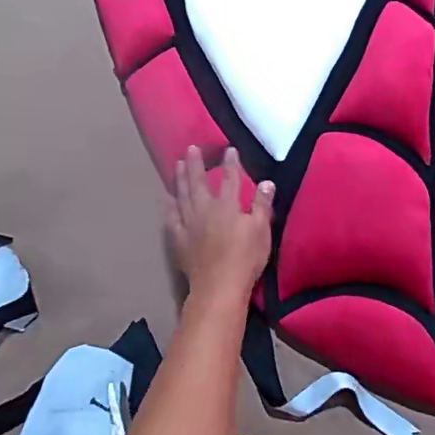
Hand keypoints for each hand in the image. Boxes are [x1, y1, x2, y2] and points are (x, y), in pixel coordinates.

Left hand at [167, 146, 274, 303]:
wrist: (219, 286)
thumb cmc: (245, 258)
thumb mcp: (261, 230)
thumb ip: (262, 205)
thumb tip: (267, 182)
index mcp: (226, 206)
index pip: (230, 179)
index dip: (230, 163)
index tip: (229, 150)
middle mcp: (204, 210)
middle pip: (199, 182)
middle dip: (196, 164)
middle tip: (191, 149)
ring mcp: (189, 224)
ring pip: (182, 196)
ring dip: (180, 179)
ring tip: (178, 165)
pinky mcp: (179, 240)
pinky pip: (172, 219)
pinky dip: (170, 207)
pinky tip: (168, 200)